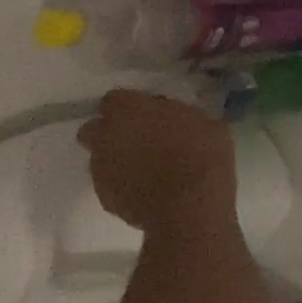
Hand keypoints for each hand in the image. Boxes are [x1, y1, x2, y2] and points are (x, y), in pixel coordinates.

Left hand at [78, 89, 237, 232]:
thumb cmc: (204, 154)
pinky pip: (110, 178)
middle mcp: (107, 136)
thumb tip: (173, 116)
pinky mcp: (102, 194)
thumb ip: (180, 116)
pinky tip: (149, 182)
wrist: (188, 204)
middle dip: (112, 129)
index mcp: (132, 112)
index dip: (131, 103)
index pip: (115, 98)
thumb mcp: (206, 122)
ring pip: (101, 154)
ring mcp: (100, 168)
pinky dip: (124, 177)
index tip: (151, 109)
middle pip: (94, 127)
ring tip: (150, 162)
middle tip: (141, 134)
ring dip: (119, 154)